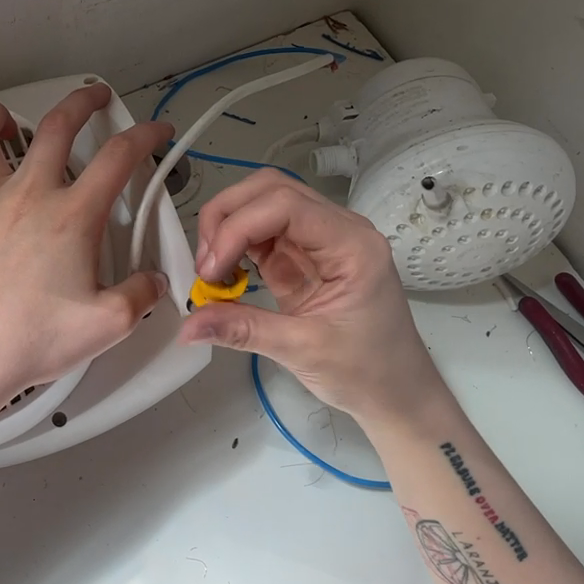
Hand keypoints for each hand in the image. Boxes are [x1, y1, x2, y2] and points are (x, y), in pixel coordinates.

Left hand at [0, 84, 171, 408]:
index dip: (145, 136)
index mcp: (72, 216)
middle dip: (82, 102)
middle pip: (57, 128)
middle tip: (95, 97)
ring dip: (0, 114)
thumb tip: (152, 281)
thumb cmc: (30, 340)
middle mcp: (27, 197)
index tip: (156, 132)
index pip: (119, 158)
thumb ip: (141, 294)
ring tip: (10, 113)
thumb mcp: (109, 323)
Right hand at [178, 170, 446, 426]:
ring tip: (209, 271)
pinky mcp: (301, 257)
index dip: (237, 228)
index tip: (209, 272)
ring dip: (227, 228)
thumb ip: (244, 330)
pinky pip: (261, 234)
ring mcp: (318, 240)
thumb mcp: (304, 351)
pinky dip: (234, 247)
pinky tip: (223, 275)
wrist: (395, 393)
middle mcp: (337, 229)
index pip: (284, 205)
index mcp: (352, 243)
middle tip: (204, 265)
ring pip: (262, 204)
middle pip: (271, 190)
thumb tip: (187, 327)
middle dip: (227, 217)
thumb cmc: (366, 371)